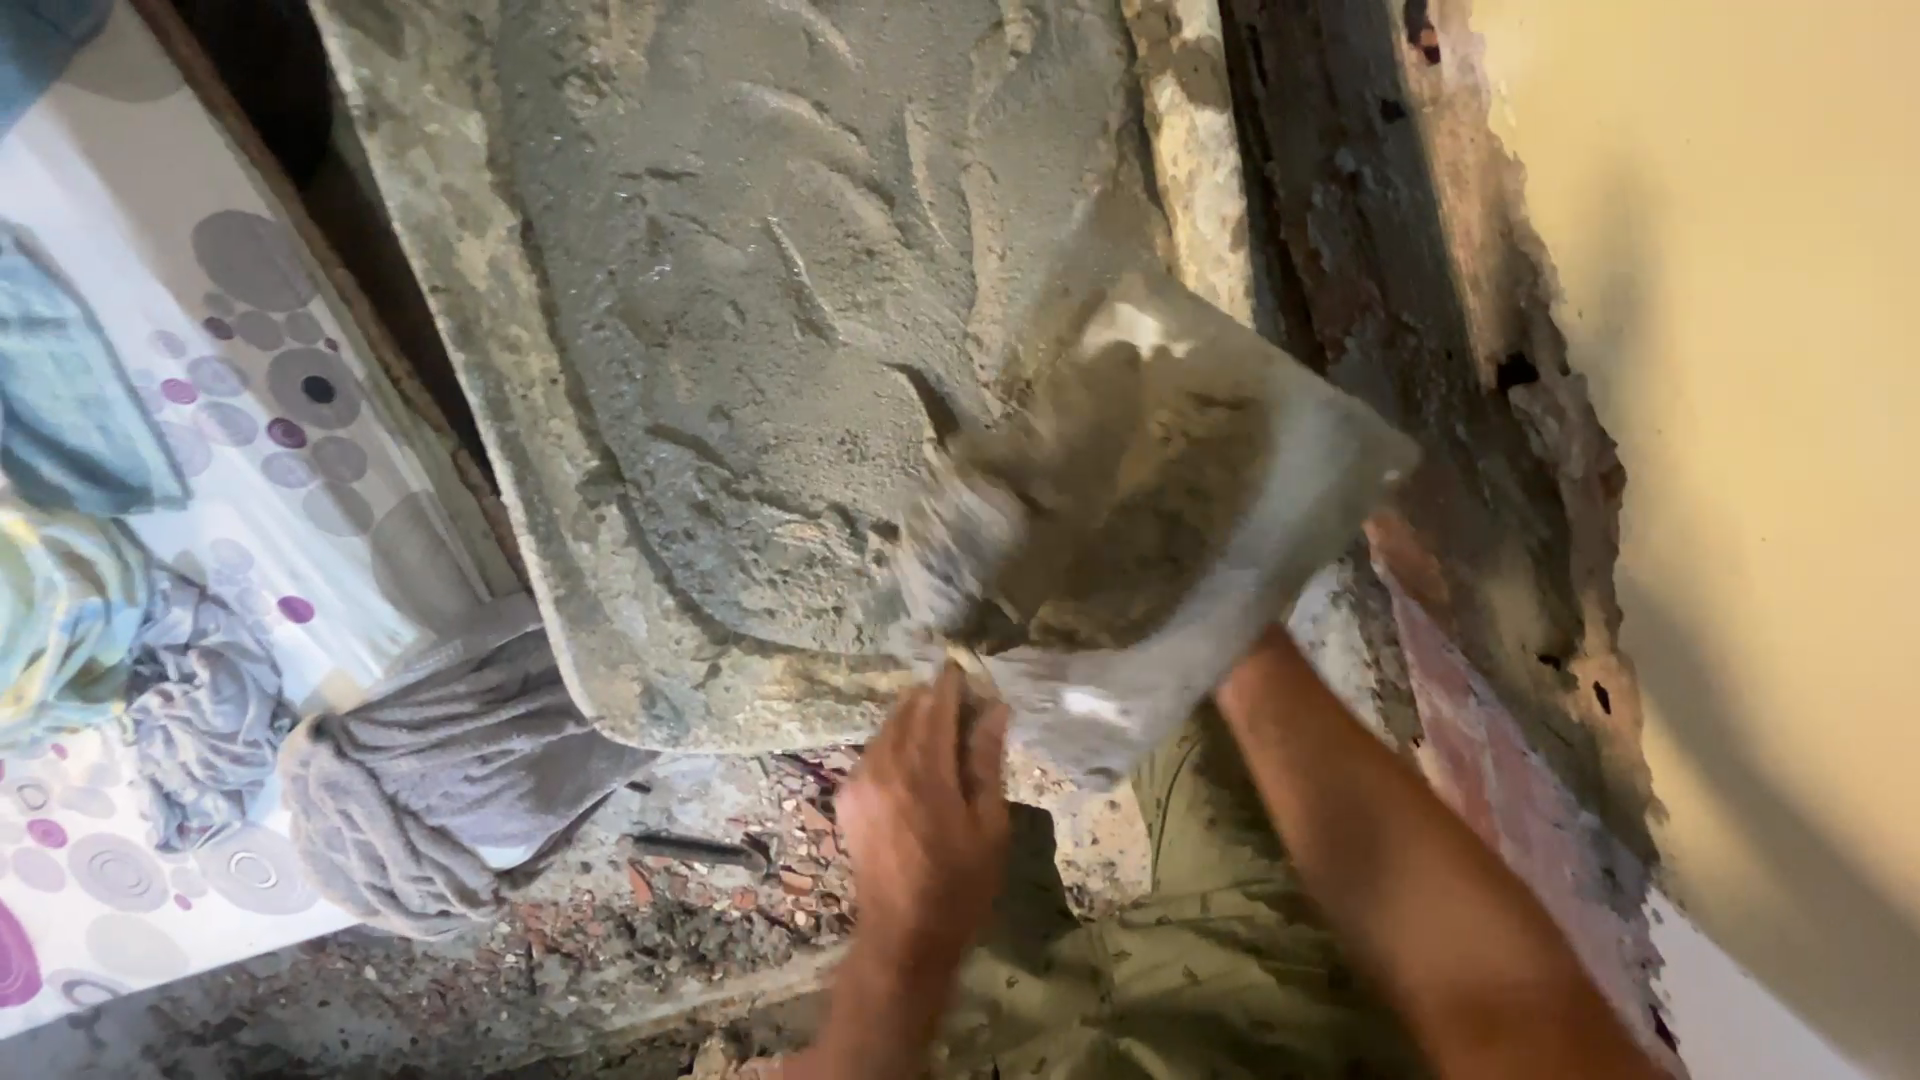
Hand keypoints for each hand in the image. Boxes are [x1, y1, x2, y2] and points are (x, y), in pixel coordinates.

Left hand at [839, 663, 1010, 970]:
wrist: (903, 937)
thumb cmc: (960, 884)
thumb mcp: (989, 825)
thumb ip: (986, 761)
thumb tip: (995, 710)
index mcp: (923, 772)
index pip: (936, 706)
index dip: (951, 683)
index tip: (965, 668)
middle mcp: (883, 766)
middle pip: (907, 709)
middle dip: (933, 697)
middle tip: (962, 701)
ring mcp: (859, 781)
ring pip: (886, 727)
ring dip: (913, 717)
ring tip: (941, 726)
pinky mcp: (847, 797)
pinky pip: (872, 751)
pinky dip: (894, 741)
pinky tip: (914, 756)